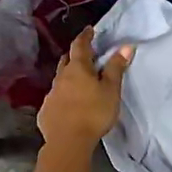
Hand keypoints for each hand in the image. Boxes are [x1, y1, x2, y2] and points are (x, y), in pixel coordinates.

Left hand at [37, 28, 132, 150]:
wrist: (68, 141)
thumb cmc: (94, 113)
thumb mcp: (111, 90)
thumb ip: (116, 68)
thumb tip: (126, 45)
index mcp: (78, 69)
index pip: (80, 45)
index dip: (85, 36)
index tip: (89, 30)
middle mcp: (61, 77)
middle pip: (66, 60)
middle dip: (75, 55)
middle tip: (84, 55)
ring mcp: (51, 95)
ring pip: (59, 80)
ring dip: (68, 77)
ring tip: (78, 81)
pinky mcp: (46, 111)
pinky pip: (55, 98)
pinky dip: (63, 96)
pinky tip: (68, 105)